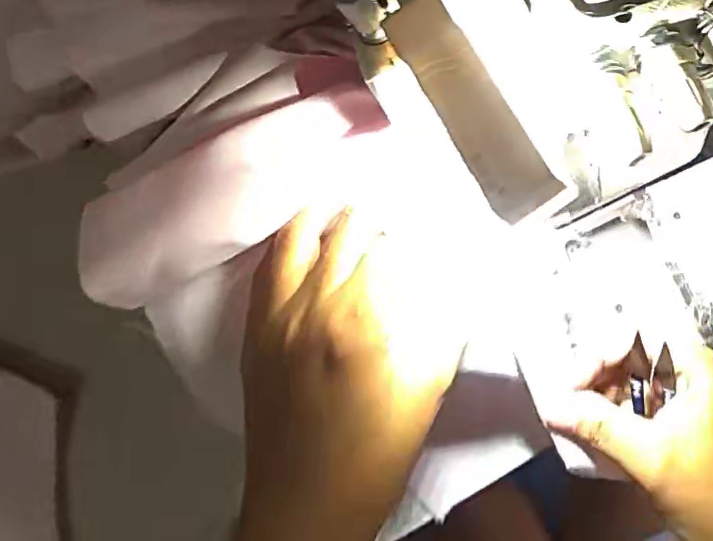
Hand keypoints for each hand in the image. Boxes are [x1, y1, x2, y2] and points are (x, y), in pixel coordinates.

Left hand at [236, 209, 467, 540]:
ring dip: (319, 219)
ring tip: (341, 204)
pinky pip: (264, 276)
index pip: (383, 246)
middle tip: (392, 202)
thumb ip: (444, 324)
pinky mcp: (254, 340)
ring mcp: (274, 322)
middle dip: (369, 212)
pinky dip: (285, 248)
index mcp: (356, 317)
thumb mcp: (428, 385)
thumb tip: (458, 280)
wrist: (304, 513)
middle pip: (339, 235)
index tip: (427, 214)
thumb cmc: (377, 450)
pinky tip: (302, 241)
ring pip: (291, 245)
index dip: (408, 225)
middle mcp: (309, 308)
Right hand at [536, 322, 712, 540]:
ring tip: (570, 413)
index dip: (603, 348)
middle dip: (595, 371)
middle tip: (566, 397)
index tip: (575, 380)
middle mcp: (682, 368)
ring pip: (625, 376)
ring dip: (597, 393)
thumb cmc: (712, 491)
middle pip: (628, 350)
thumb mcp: (653, 457)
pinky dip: (606, 412)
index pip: (638, 330)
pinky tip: (586, 428)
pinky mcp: (665, 418)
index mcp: (690, 361)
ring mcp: (674, 392)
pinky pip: (629, 401)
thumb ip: (602, 428)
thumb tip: (556, 406)